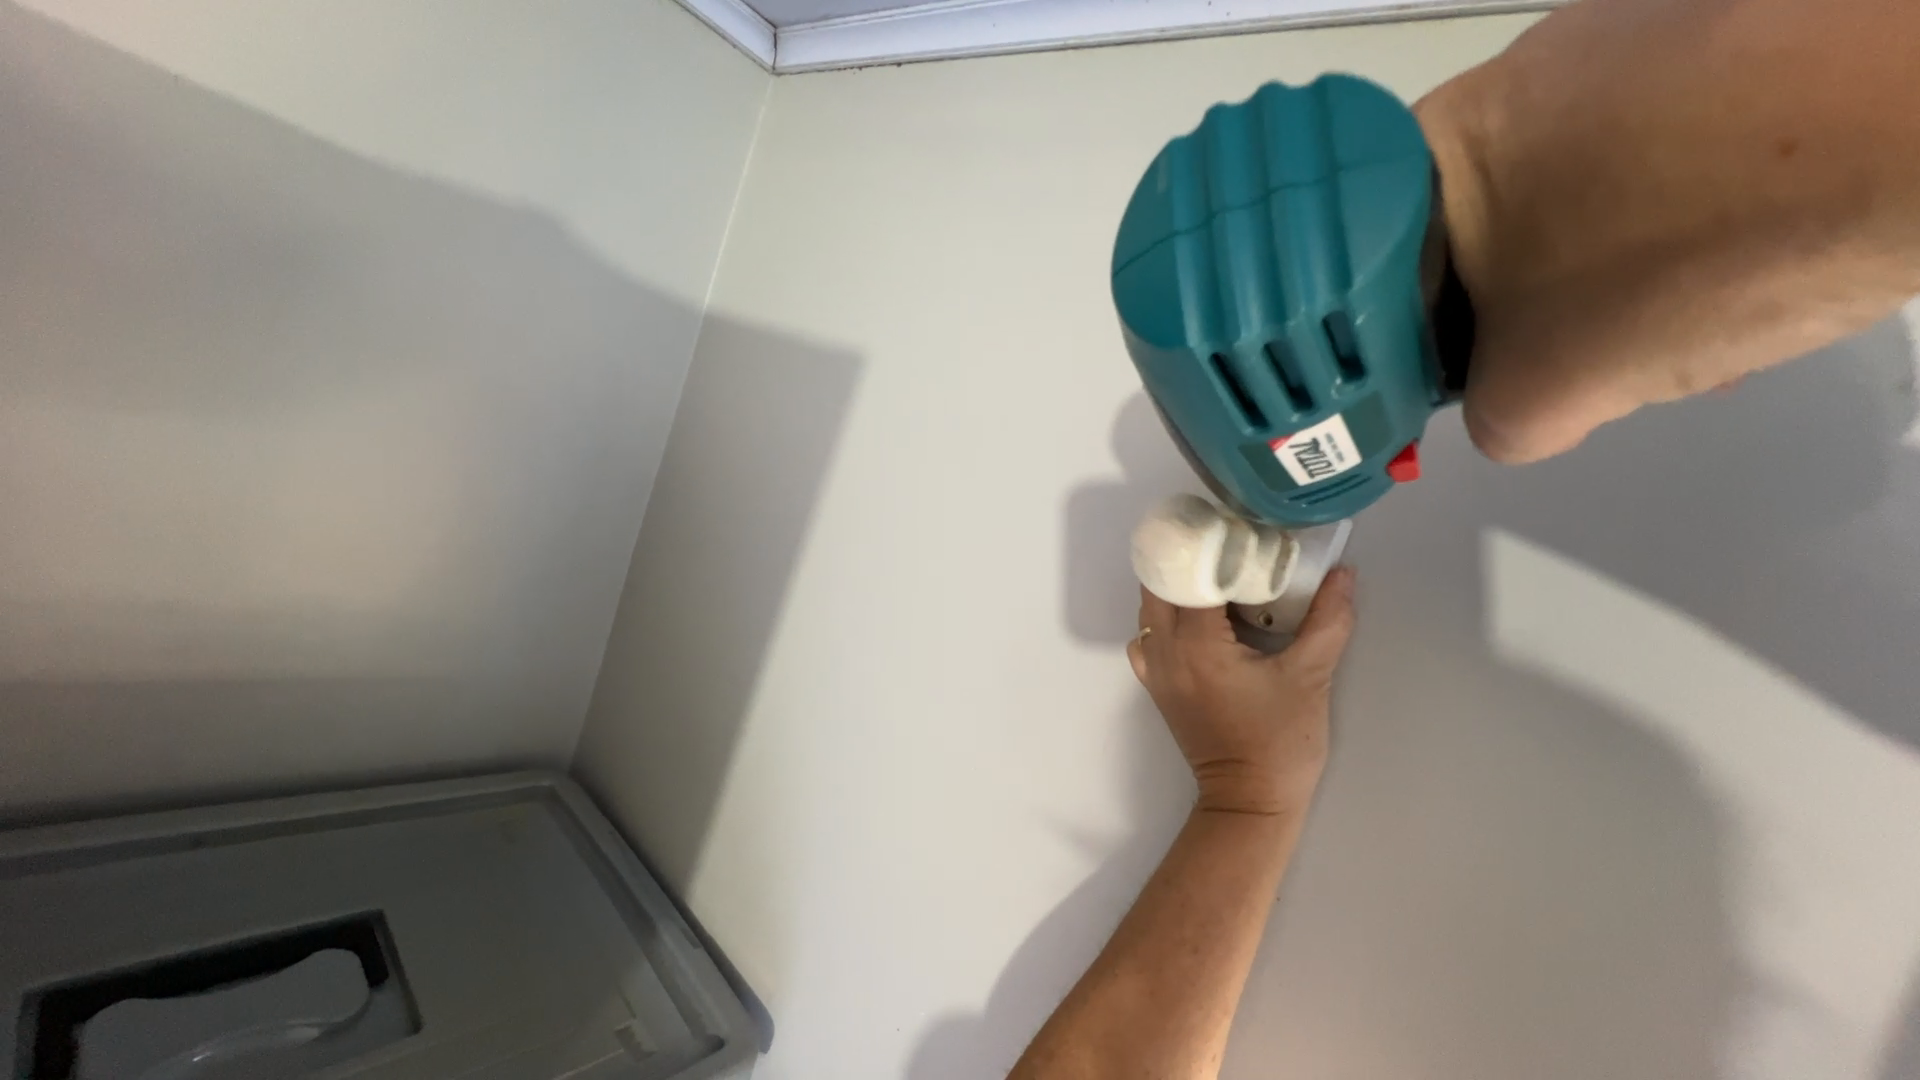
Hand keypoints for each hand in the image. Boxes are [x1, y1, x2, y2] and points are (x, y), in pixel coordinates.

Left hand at [1127, 568, 1356, 815]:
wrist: (1249, 800)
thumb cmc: (1280, 741)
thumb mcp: (1310, 677)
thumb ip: (1327, 619)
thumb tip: (1343, 573)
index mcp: (1196, 644)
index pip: (1189, 574)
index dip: (1211, 546)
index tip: (1237, 527)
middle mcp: (1163, 650)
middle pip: (1159, 583)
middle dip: (1189, 559)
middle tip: (1225, 544)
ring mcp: (1152, 668)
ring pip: (1150, 607)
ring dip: (1177, 585)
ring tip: (1216, 574)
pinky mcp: (1154, 684)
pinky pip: (1148, 634)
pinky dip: (1168, 615)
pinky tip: (1201, 615)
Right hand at [1415, 0, 1919, 462]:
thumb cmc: (1699, 249)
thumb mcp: (1550, 390)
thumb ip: (1488, 422)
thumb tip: (1507, 412)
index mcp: (1437, 146)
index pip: (1365, 269)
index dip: (1391, 340)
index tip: (1441, 382)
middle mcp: (1510, 74)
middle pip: (1465, 235)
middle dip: (1506, 313)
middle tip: (1564, 361)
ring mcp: (1619, 37)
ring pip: (1558, 199)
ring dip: (1591, 271)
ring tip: (1675, 311)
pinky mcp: (1719, 29)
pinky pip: (1643, 152)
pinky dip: (1662, 213)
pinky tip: (1731, 245)